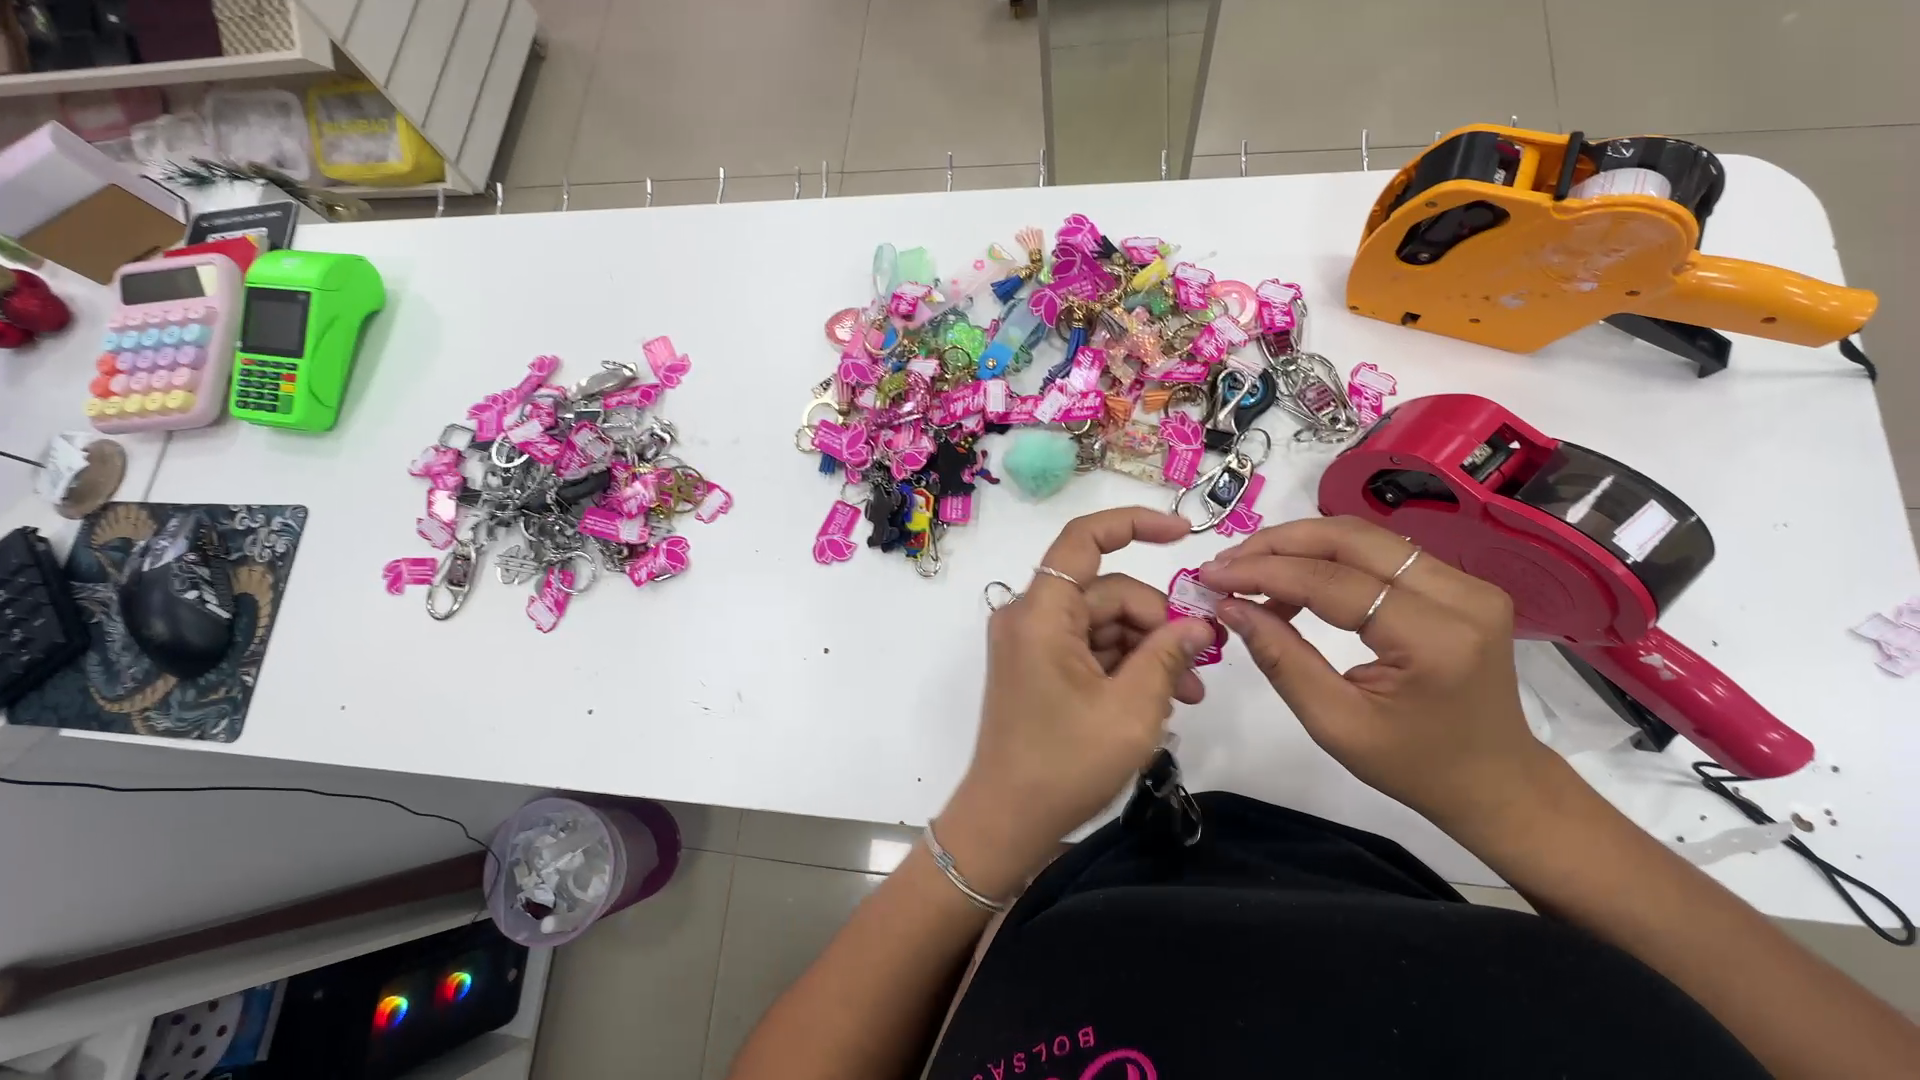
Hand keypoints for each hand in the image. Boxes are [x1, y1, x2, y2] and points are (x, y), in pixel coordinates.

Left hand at [939, 508, 1215, 896]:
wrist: (1007, 821)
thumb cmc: (1065, 765)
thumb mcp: (1132, 710)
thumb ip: (1168, 655)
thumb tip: (1199, 624)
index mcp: (1041, 614)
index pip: (1083, 539)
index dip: (1134, 524)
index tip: (1183, 535)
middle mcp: (1030, 617)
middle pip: (1108, 591)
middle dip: (1159, 622)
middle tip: (1200, 670)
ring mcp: (1032, 643)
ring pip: (1105, 622)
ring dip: (1148, 650)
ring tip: (1187, 696)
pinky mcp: (1038, 666)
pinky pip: (1090, 647)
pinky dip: (1126, 666)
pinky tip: (1158, 701)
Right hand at [1196, 516, 1559, 830]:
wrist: (1496, 780)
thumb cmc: (1413, 766)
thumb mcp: (1335, 724)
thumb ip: (1282, 659)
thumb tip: (1229, 607)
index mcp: (1435, 639)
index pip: (1334, 583)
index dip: (1266, 573)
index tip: (1211, 575)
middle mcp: (1461, 596)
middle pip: (1353, 539)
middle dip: (1279, 544)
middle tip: (1226, 563)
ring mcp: (1467, 584)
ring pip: (1365, 537)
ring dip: (1300, 545)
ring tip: (1249, 569)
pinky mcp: (1460, 584)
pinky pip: (1381, 554)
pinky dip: (1328, 558)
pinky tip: (1293, 581)